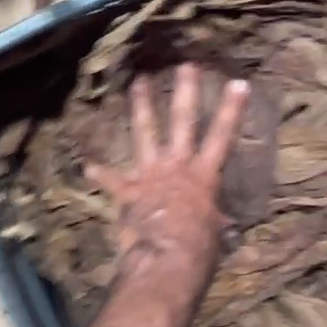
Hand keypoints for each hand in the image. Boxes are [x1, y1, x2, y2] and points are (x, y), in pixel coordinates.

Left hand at [85, 64, 250, 281]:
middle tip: (183, 65)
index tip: (237, 83)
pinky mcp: (128, 192)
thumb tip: (222, 224)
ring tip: (137, 83)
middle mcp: (177, 167)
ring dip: (140, 107)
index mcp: (204, 176)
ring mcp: (150, 176)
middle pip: (182, 122)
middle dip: (183, 92)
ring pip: (145, 134)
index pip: (222, 136)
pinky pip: (112, 180)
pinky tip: (89, 165)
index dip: (231, 109)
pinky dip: (101, 173)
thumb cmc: (200, 250)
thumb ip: (215, 220)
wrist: (165, 261)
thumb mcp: (216, 232)